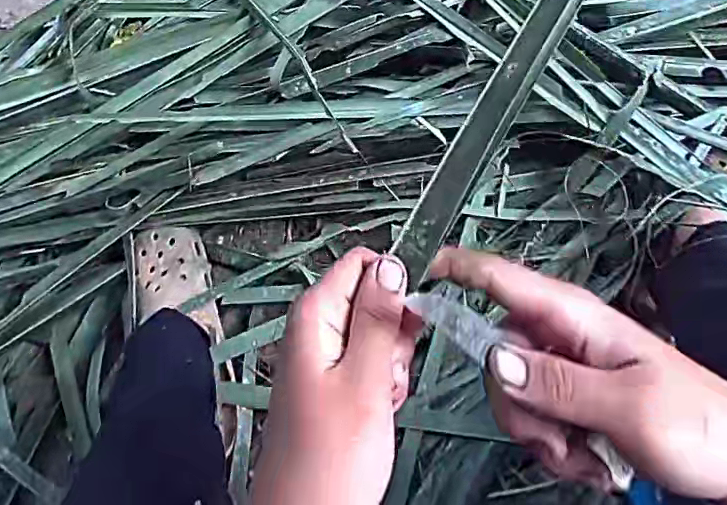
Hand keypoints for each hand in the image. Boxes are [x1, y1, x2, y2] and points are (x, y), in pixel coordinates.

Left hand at [250, 247, 423, 504]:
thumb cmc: (326, 464)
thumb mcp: (364, 382)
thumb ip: (379, 318)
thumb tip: (392, 263)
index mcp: (314, 313)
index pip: (362, 262)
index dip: (393, 282)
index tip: (412, 315)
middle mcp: (314, 325)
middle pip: (373, 296)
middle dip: (394, 331)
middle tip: (388, 370)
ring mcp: (323, 352)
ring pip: (376, 330)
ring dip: (391, 360)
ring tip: (381, 395)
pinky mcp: (332, 377)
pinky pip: (370, 360)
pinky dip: (382, 381)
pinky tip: (378, 406)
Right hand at [430, 248, 726, 504]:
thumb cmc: (700, 424)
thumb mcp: (627, 406)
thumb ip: (556, 383)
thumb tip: (493, 360)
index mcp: (572, 315)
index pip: (499, 276)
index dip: (456, 266)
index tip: (416, 271)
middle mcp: (562, 334)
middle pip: (498, 355)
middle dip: (519, 407)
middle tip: (562, 441)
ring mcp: (569, 368)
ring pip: (515, 396)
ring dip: (543, 437)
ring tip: (594, 459)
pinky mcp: (577, 400)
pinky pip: (539, 422)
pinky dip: (559, 451)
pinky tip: (597, 464)